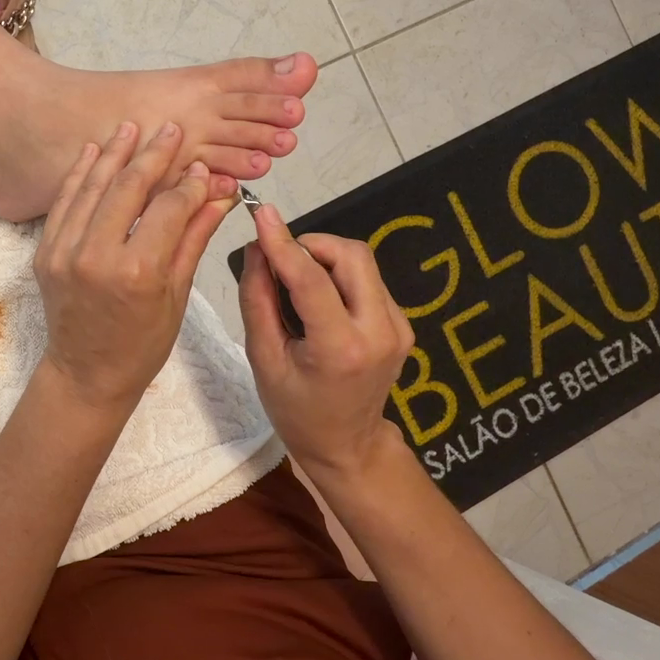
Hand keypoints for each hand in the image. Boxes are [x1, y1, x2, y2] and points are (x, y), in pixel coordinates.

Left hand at [34, 121, 235, 411]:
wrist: (86, 374)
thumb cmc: (141, 344)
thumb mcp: (176, 294)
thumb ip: (194, 238)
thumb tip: (222, 196)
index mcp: (136, 272)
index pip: (169, 209)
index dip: (191, 185)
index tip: (204, 170)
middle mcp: (95, 257)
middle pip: (127, 188)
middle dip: (153, 155)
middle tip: (171, 130)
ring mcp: (63, 253)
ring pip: (92, 188)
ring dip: (113, 153)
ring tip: (132, 127)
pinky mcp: (45, 252)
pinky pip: (64, 203)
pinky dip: (79, 175)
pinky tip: (93, 151)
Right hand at [239, 203, 413, 474]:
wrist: (346, 445)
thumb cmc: (294, 408)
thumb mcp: (263, 358)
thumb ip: (258, 300)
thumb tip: (257, 250)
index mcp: (340, 348)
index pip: (311, 279)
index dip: (284, 243)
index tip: (262, 214)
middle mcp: (380, 332)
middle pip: (352, 255)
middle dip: (312, 244)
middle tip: (280, 257)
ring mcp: (398, 327)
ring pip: (362, 263)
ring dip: (324, 258)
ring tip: (295, 282)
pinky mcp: (402, 324)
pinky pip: (367, 281)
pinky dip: (337, 277)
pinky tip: (318, 302)